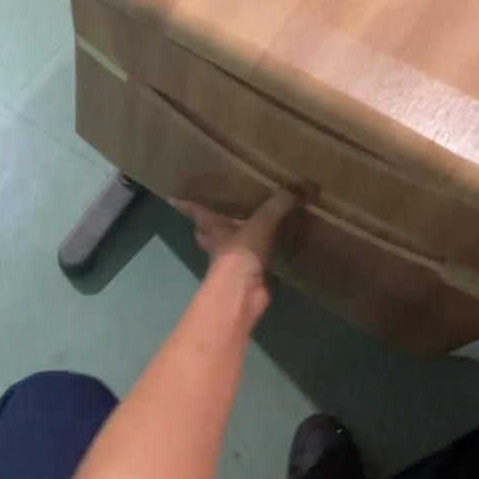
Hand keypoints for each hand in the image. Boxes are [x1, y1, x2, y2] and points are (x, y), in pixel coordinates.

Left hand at [171, 190, 306, 317]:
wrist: (242, 293)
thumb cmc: (240, 254)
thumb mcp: (261, 222)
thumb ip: (281, 202)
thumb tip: (308, 185)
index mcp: (215, 229)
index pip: (196, 212)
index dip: (185, 205)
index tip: (171, 198)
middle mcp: (220, 245)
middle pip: (207, 234)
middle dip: (207, 228)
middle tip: (214, 217)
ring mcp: (233, 264)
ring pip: (230, 251)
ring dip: (238, 244)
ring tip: (253, 231)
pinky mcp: (251, 278)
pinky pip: (258, 267)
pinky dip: (267, 263)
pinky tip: (280, 256)